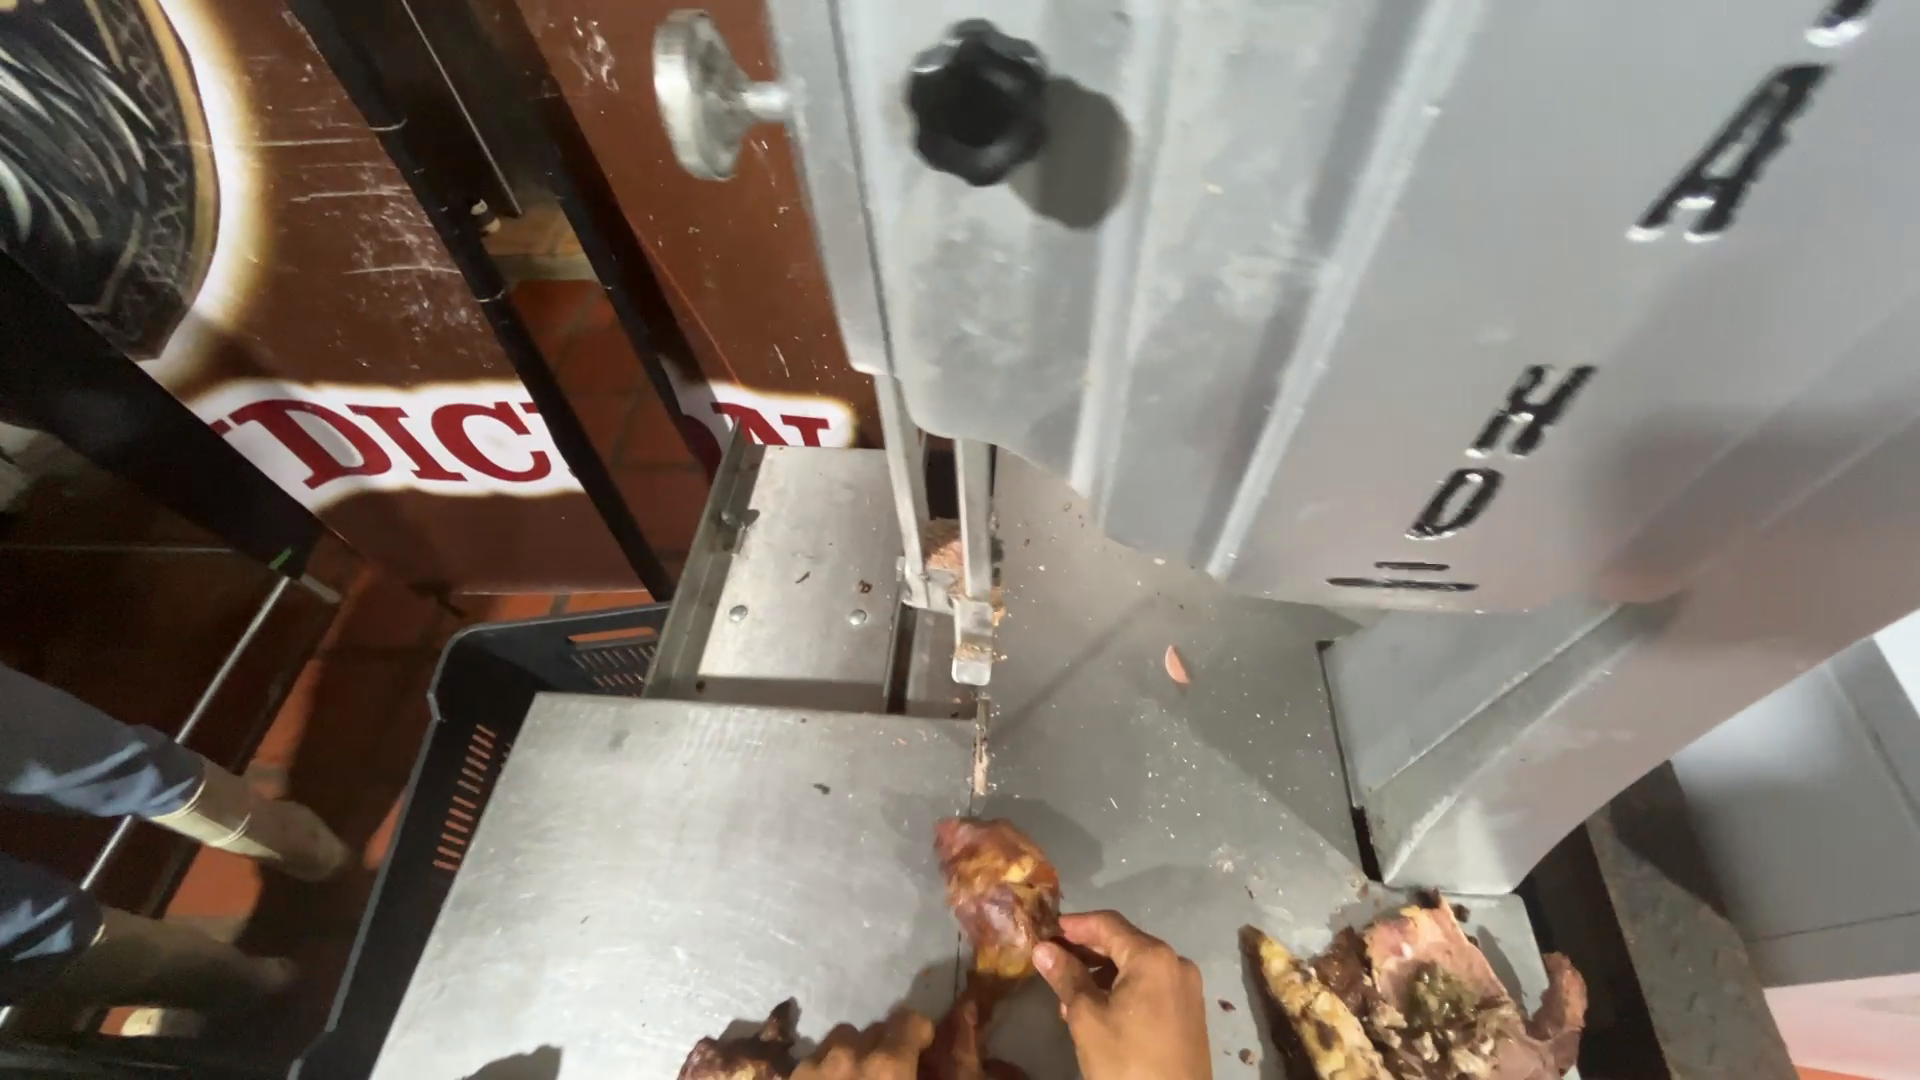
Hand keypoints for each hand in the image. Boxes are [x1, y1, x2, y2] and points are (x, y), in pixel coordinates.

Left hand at [792, 1009, 933, 1079]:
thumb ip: (924, 1071)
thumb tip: (924, 1059)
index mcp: (888, 1065)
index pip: (910, 1021)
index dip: (919, 1033)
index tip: (922, 1048)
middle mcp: (850, 1055)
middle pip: (874, 1030)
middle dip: (884, 1046)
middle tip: (888, 1073)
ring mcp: (814, 1067)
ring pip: (841, 1039)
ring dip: (852, 1053)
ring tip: (857, 1078)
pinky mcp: (792, 1078)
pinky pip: (813, 1059)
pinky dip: (824, 1068)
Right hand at [1033, 911, 1212, 1079]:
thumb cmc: (1127, 1064)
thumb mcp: (1087, 1018)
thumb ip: (1066, 976)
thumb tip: (1043, 948)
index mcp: (1153, 957)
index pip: (1107, 924)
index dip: (1075, 925)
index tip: (1047, 931)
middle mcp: (1176, 963)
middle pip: (1123, 943)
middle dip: (1086, 952)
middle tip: (1054, 962)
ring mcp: (1187, 990)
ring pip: (1136, 967)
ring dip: (1102, 974)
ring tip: (1070, 997)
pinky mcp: (1189, 1015)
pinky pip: (1150, 988)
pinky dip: (1123, 991)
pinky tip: (1099, 1011)